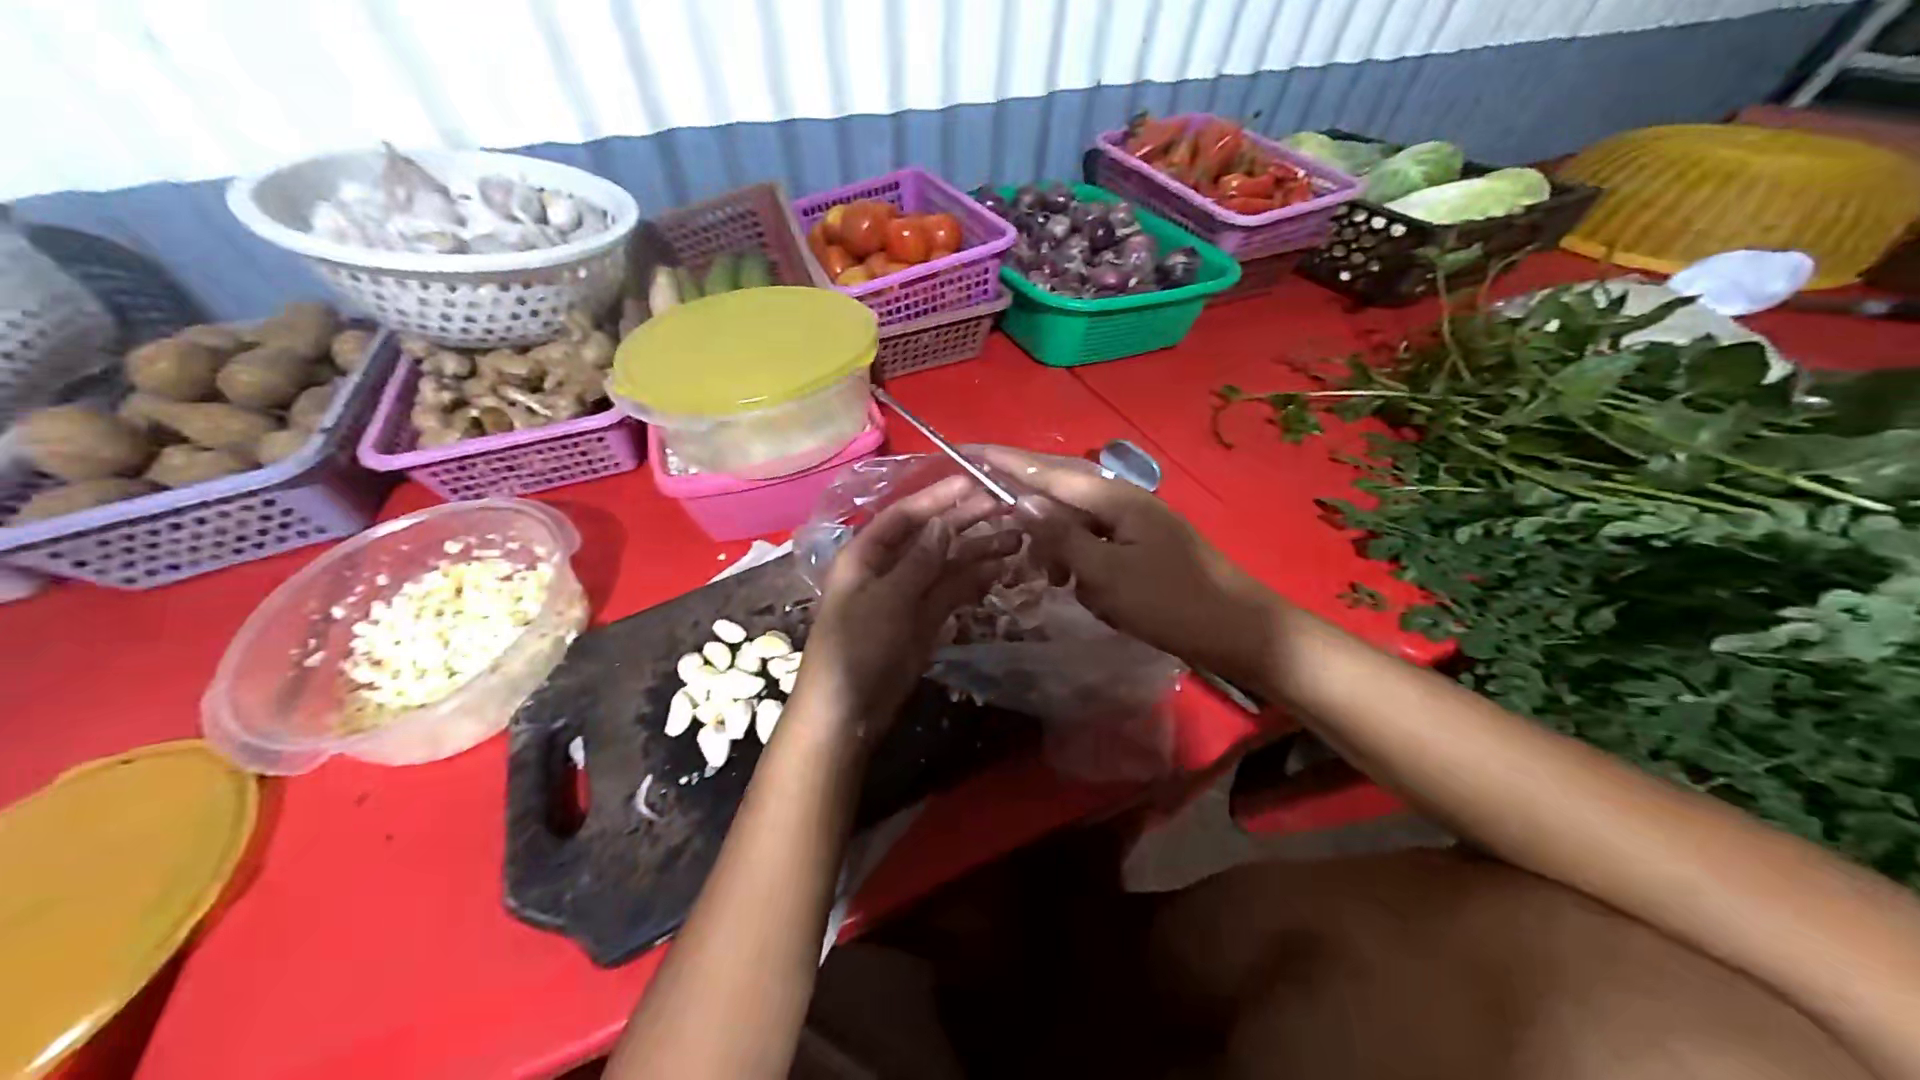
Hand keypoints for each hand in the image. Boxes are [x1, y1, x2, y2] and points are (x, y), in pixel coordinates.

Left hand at [792, 474, 1018, 741]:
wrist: (848, 712)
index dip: (938, 498)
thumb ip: (920, 561)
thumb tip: (945, 523)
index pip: (905, 516)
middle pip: (931, 536)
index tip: (974, 482)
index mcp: (866, 555)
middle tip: (1007, 507)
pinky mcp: (926, 620)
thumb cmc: (857, 647)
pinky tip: (1003, 568)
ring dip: (979, 550)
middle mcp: (889, 568)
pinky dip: (976, 580)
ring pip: (948, 564)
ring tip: (1017, 537)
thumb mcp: (887, 598)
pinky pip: (953, 591)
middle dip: (967, 521)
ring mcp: (909, 595)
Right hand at [983, 447, 1282, 688]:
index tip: (965, 450)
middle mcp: (1122, 498)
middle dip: (1022, 495)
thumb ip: (1061, 537)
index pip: (1046, 471)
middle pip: (1059, 484)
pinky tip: (1068, 578)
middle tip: (984, 502)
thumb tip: (1021, 500)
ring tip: (1042, 572)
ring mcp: (1133, 520)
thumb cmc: (1170, 604)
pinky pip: (1092, 538)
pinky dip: (1073, 554)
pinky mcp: (1140, 543)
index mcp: (1113, 498)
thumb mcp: (1106, 576)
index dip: (1003, 461)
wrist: (1238, 629)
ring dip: (1050, 536)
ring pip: (1074, 515)